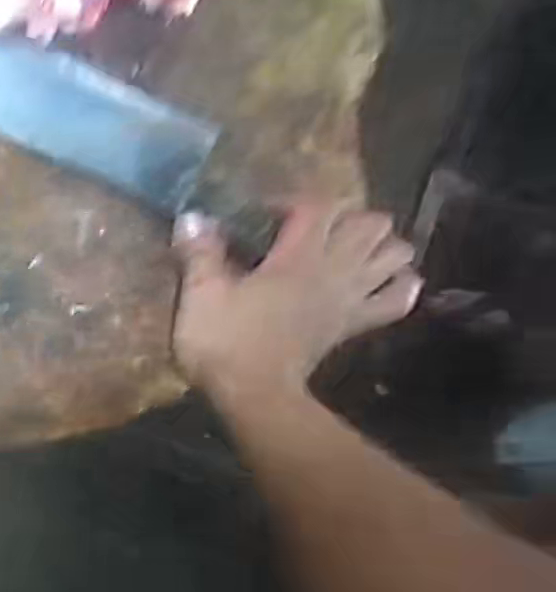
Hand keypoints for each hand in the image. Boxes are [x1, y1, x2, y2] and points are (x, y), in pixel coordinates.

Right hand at [173, 204, 422, 401]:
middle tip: (303, 232)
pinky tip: (372, 283)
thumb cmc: (221, 340)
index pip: (317, 208)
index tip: (259, 214)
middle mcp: (337, 271)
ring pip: (397, 253)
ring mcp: (353, 298)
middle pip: (371, 223)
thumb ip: (200, 254)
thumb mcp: (198, 295)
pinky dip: (396, 283)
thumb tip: (191, 218)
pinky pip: (400, 296)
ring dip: (375, 245)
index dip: (290, 201)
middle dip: (342, 219)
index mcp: (297, 260)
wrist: (251, 390)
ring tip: (340, 251)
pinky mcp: (355, 323)